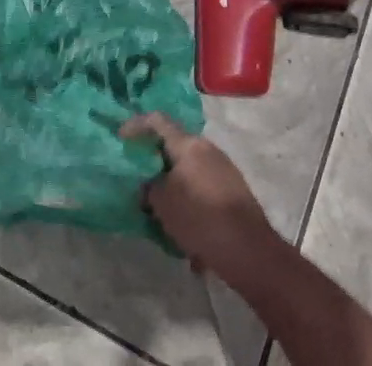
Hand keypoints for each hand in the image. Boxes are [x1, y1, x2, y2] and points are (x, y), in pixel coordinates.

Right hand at [121, 113, 276, 266]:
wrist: (250, 252)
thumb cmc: (199, 218)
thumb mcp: (161, 202)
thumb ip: (149, 185)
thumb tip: (150, 182)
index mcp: (189, 145)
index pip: (157, 121)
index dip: (135, 126)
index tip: (121, 139)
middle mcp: (208, 150)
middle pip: (174, 145)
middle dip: (154, 161)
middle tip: (139, 178)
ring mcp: (225, 170)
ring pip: (188, 168)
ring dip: (172, 183)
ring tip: (160, 208)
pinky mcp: (234, 191)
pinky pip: (202, 186)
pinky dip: (189, 198)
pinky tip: (183, 225)